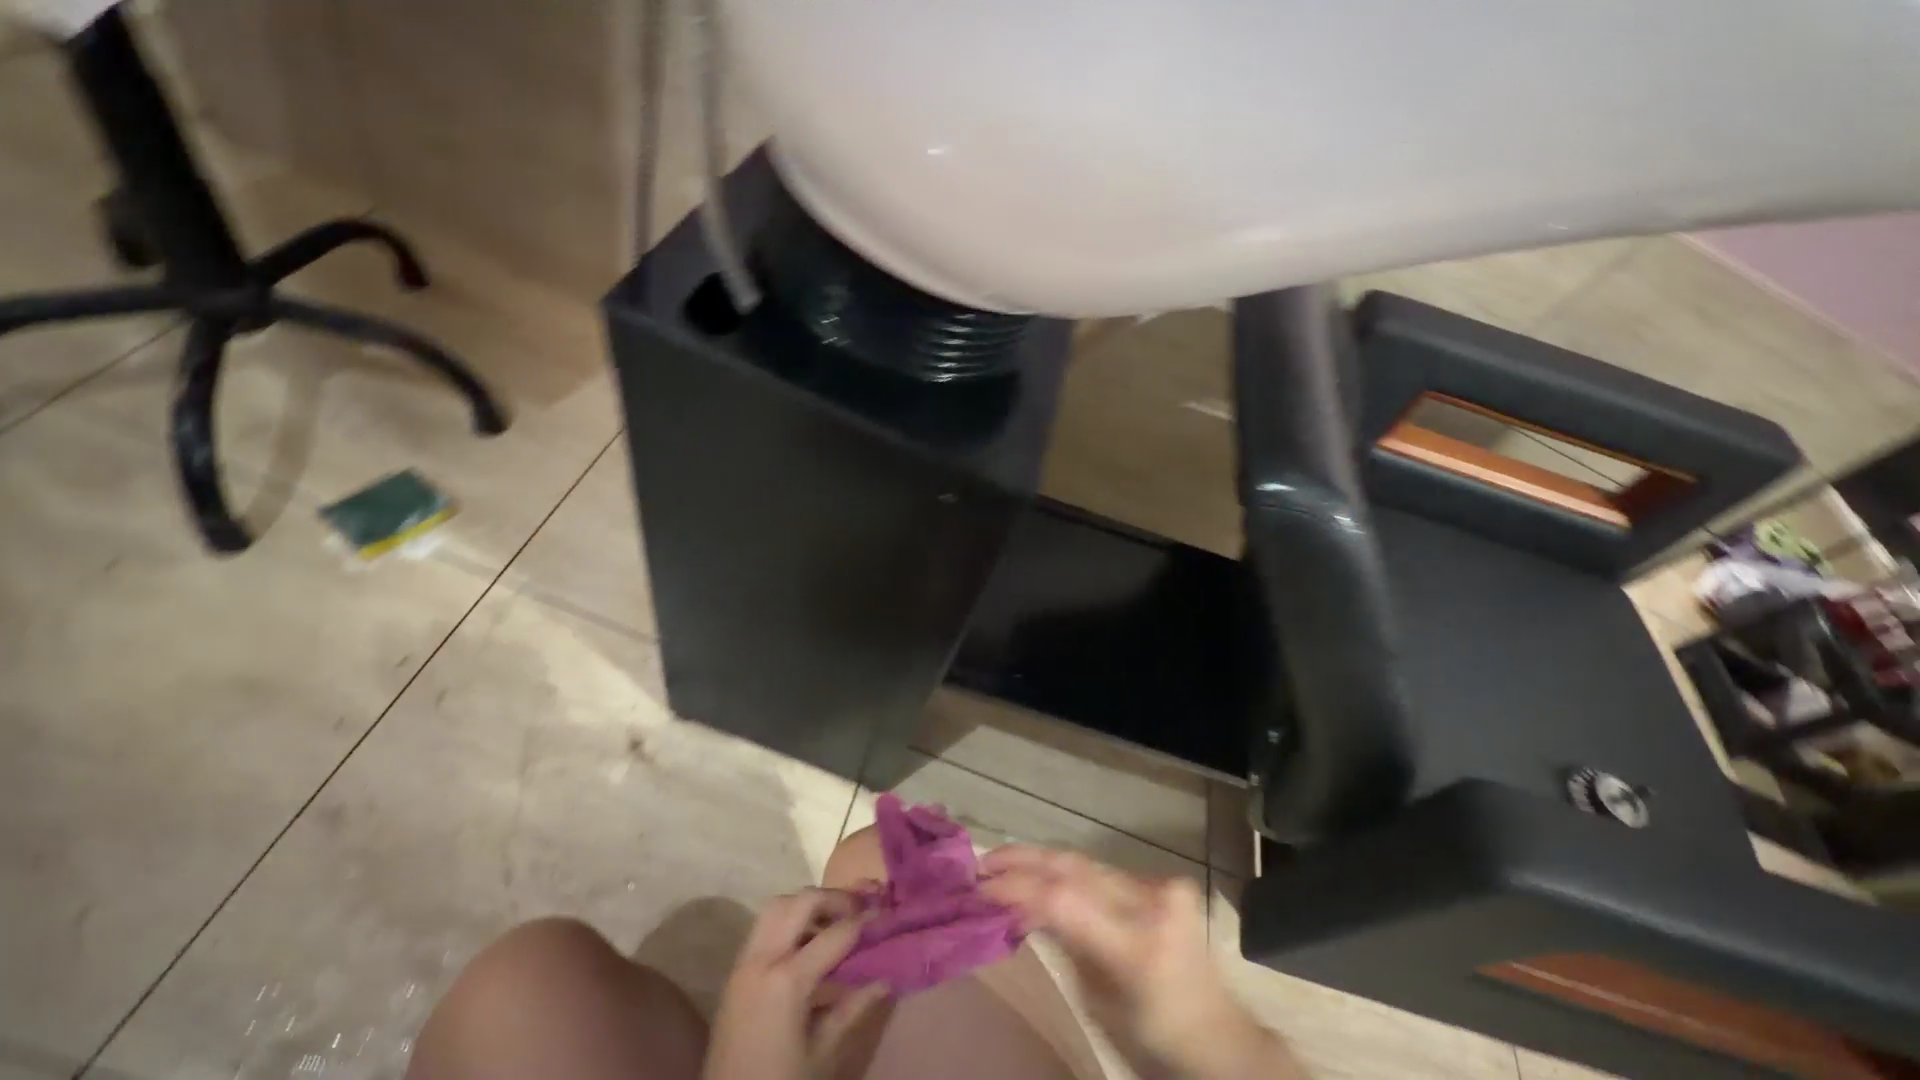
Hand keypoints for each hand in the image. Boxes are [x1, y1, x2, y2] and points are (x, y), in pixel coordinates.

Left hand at [703, 888, 890, 1079]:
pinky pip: (762, 928)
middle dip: (834, 898)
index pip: (836, 934)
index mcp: (787, 981)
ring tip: (833, 922)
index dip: (865, 920)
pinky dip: (788, 921)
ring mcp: (743, 963)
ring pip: (776, 907)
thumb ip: (854, 1008)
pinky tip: (808, 944)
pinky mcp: (734, 973)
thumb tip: (886, 977)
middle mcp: (762, 959)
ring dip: (807, 905)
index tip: (886, 912)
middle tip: (860, 909)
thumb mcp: (824, 1052)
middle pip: (800, 902)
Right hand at [982, 847, 1293, 1079]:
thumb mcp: (1096, 999)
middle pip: (1072, 868)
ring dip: (1040, 862)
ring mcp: (1163, 888)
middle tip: (980, 865)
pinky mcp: (1166, 882)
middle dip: (1021, 861)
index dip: (1014, 886)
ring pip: (1085, 864)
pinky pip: (1104, 872)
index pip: (1061, 898)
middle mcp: (1153, 905)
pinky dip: (1068, 872)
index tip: (976, 888)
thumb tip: (1018, 907)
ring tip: (1000, 865)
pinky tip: (1041, 874)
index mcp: (1136, 948)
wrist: (1219, 1035)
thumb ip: (1064, 942)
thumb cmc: (1151, 1037)